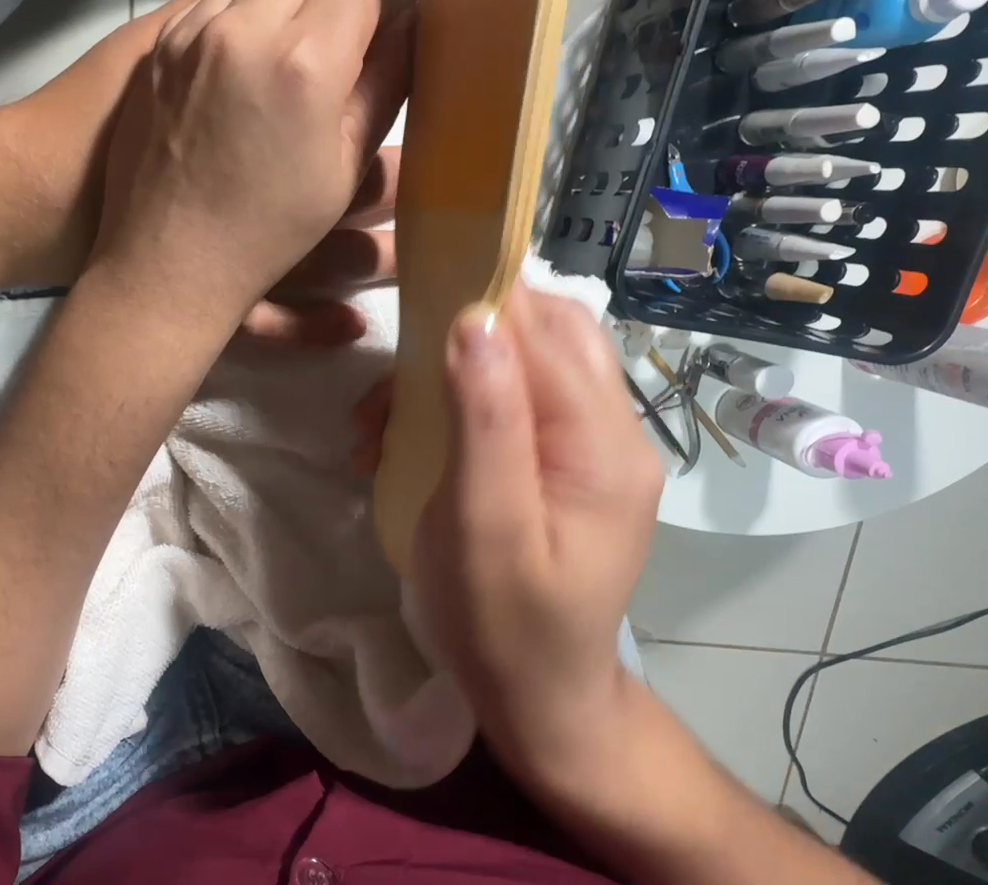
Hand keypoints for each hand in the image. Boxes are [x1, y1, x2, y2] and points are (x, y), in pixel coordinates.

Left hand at [90, 0, 415, 322]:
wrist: (167, 260)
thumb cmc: (269, 229)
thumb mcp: (348, 162)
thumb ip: (390, 72)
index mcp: (308, 60)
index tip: (377, 25)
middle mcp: (246, 29)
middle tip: (325, 57)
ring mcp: (192, 34)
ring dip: (276, 4)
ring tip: (275, 66)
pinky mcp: (157, 47)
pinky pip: (209, 3)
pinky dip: (231, 20)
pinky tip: (231, 72)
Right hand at [407, 287, 663, 773]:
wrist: (533, 693)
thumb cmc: (501, 620)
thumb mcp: (486, 526)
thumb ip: (485, 420)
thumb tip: (476, 318)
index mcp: (603, 446)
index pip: (551, 332)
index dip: (489, 299)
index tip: (413, 295)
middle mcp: (611, 434)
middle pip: (547, 334)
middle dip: (464, 331)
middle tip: (393, 370)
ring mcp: (587, 448)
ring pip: (522, 362)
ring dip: (445, 370)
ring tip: (376, 419)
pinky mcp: (558, 463)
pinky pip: (510, 402)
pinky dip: (450, 402)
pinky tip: (398, 438)